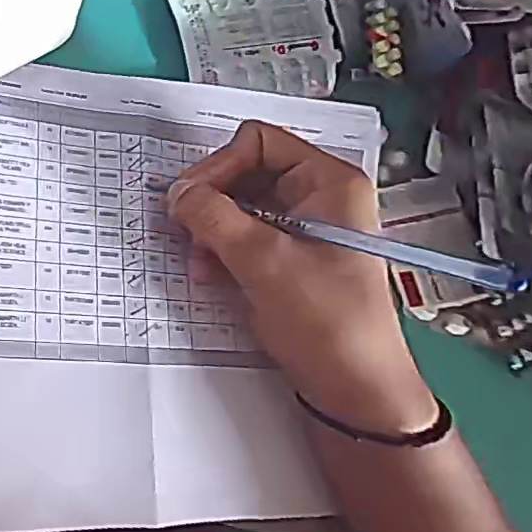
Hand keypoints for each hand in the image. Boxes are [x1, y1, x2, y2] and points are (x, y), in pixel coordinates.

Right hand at [167, 121, 435, 433]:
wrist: (353, 388)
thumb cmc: (330, 323)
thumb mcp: (264, 261)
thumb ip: (213, 217)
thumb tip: (179, 193)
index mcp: (329, 182)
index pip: (258, 143)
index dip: (220, 166)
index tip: (193, 198)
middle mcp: (316, 196)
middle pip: (243, 172)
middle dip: (211, 201)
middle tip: (189, 228)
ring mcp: (300, 225)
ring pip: (236, 204)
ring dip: (210, 228)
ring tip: (201, 259)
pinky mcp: (285, 253)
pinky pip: (240, 232)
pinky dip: (219, 247)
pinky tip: (210, 271)